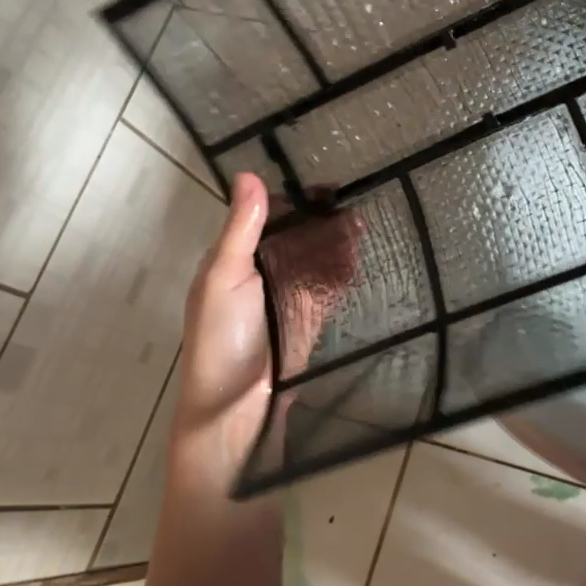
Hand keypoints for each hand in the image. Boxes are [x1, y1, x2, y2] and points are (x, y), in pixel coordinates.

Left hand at [174, 175, 362, 471]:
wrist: (238, 411)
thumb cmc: (221, 340)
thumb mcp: (225, 278)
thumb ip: (241, 231)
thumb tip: (248, 174)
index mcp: (231, 260)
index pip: (264, 217)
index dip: (293, 199)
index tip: (326, 185)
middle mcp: (257, 274)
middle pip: (294, 238)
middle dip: (322, 221)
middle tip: (356, 206)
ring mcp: (283, 299)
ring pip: (313, 261)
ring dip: (336, 244)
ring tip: (364, 228)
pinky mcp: (305, 321)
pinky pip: (326, 289)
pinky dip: (342, 273)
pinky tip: (361, 260)